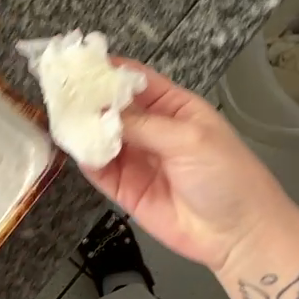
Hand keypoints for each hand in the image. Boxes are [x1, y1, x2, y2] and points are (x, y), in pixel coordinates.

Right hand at [82, 62, 292, 271]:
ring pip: (100, 137)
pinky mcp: (124, 188)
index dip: (108, 72)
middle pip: (111, 108)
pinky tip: (77, 149)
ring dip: (82, 129)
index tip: (80, 64)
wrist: (237, 234)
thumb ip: (142, 124)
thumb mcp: (189, 139)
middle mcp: (151, 129)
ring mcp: (136, 159)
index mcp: (174, 107)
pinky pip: (98, 169)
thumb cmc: (229, 177)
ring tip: (61, 118)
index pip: (134, 81)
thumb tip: (100, 111)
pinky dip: (85, 159)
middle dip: (88, 99)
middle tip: (62, 91)